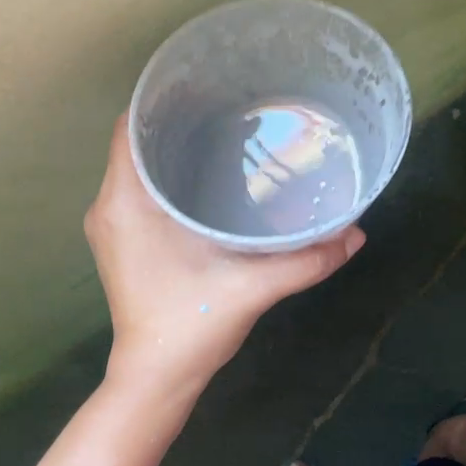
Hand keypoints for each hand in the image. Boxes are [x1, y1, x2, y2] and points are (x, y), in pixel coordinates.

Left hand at [84, 117, 365, 390]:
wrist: (156, 379)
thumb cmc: (190, 326)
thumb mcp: (254, 287)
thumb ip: (307, 260)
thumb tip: (356, 234)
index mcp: (126, 203)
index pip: (130, 126)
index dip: (164, 99)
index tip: (207, 85)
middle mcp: (109, 207)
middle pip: (137, 142)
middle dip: (179, 121)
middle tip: (231, 107)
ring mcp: (112, 228)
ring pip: (139, 168)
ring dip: (174, 149)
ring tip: (226, 135)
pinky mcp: (123, 245)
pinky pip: (142, 192)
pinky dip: (170, 177)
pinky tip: (210, 180)